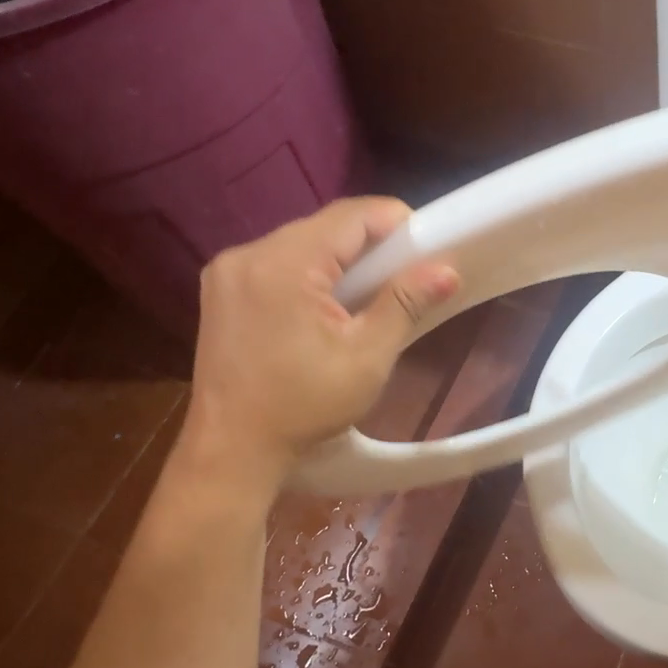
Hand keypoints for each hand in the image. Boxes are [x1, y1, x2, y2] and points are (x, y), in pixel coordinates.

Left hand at [185, 198, 459, 484]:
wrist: (233, 450)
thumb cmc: (304, 407)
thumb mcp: (366, 357)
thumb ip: (404, 304)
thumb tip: (447, 270)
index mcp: (283, 264)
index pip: (350, 216)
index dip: (395, 221)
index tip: (429, 244)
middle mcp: (249, 254)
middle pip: (322, 228)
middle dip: (369, 244)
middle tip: (407, 273)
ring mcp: (227, 271)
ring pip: (299, 244)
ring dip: (339, 260)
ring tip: (371, 294)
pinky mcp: (220, 290)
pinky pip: (276, 264)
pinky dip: (309, 275)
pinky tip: (328, 307)